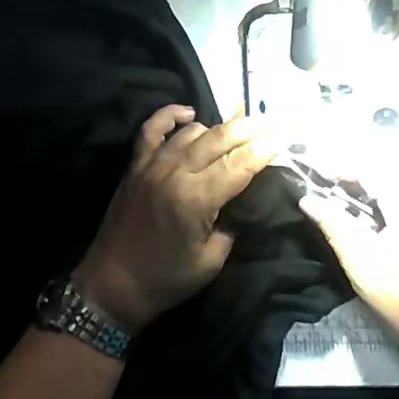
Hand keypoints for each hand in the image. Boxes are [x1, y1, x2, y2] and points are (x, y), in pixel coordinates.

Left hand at [75, 105, 279, 332]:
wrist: (113, 285)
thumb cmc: (168, 279)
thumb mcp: (214, 258)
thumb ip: (232, 221)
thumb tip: (246, 196)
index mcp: (196, 199)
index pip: (240, 163)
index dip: (266, 149)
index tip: (285, 138)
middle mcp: (175, 173)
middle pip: (220, 138)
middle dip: (250, 129)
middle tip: (271, 126)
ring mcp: (152, 165)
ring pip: (193, 131)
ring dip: (219, 129)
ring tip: (238, 132)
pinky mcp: (135, 165)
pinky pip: (152, 128)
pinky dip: (171, 115)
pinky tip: (189, 113)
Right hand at [296, 165, 398, 376]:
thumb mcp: (363, 262)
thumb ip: (333, 224)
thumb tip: (307, 198)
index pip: (368, 164)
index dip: (334, 163)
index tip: (306, 168)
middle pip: (382, 167)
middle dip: (348, 170)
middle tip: (318, 181)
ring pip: (395, 179)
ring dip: (364, 183)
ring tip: (334, 193)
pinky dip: (381, 195)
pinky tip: (362, 209)